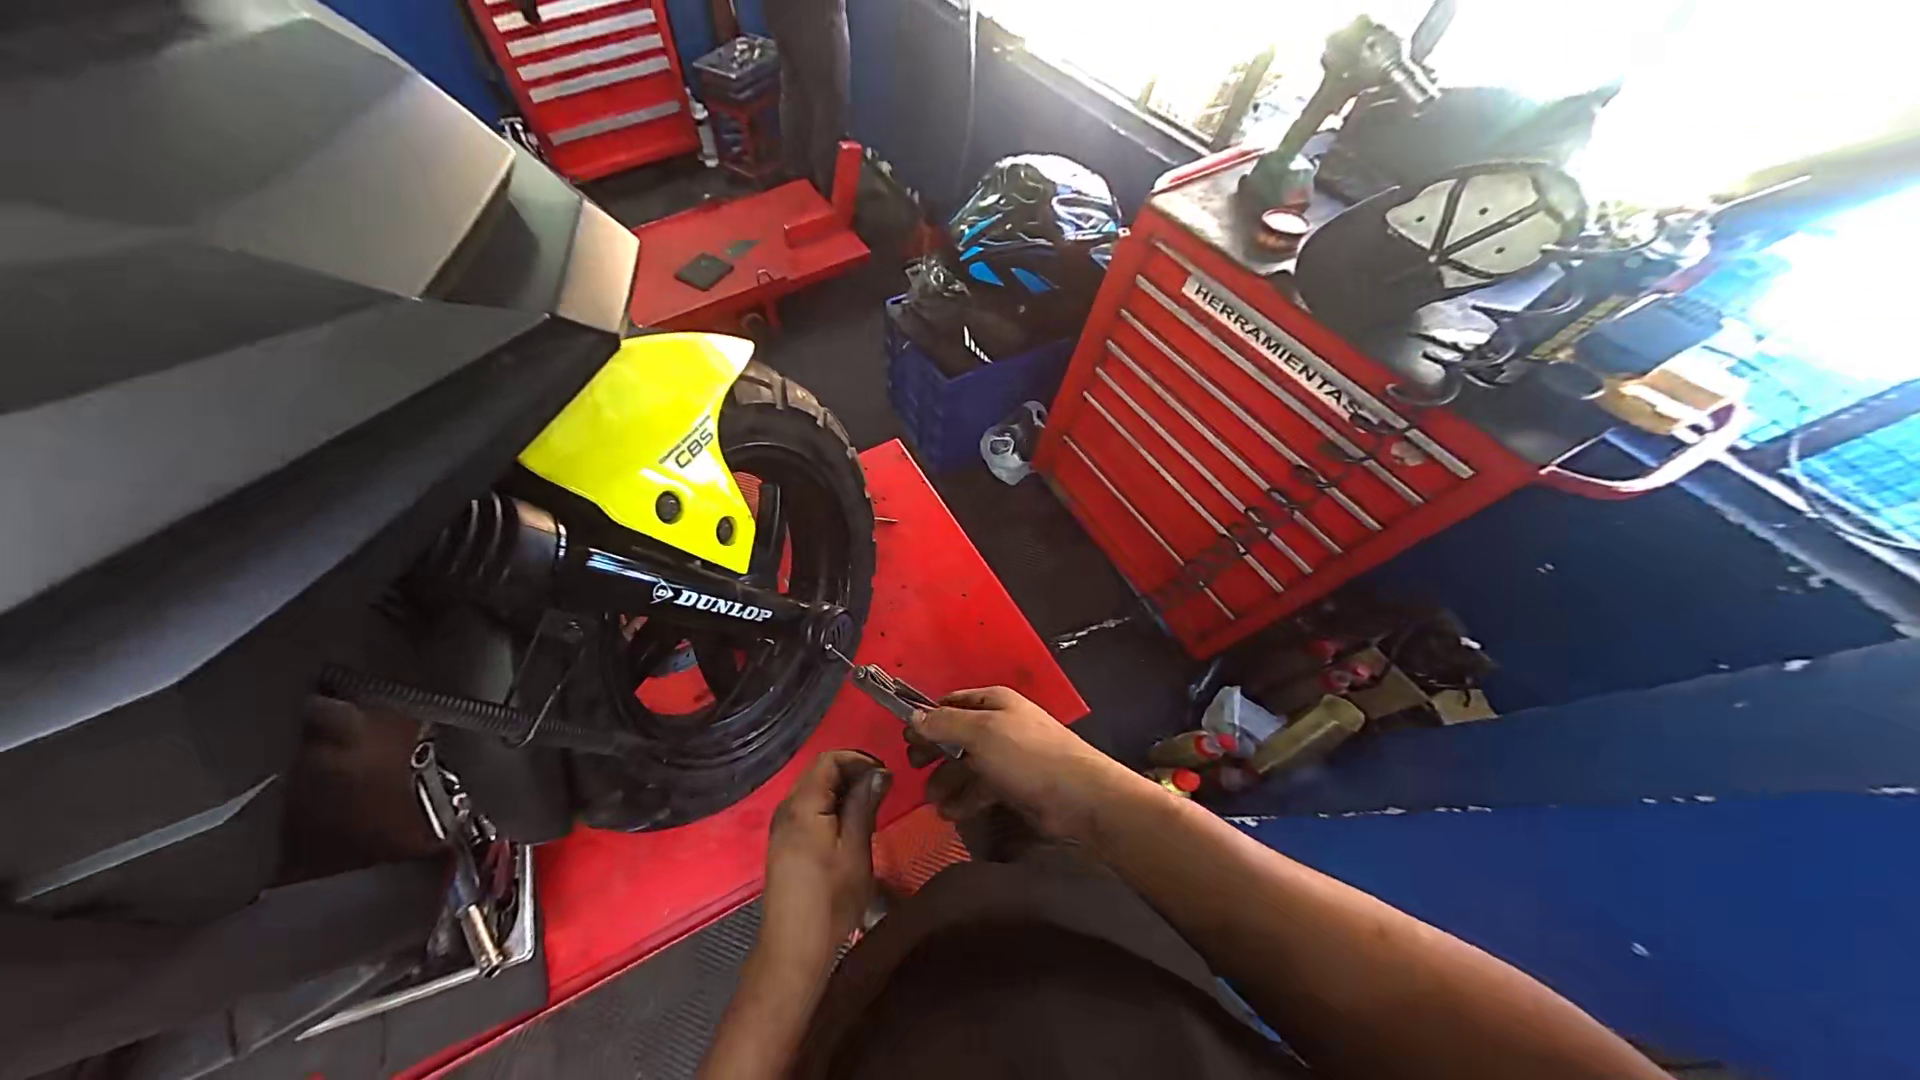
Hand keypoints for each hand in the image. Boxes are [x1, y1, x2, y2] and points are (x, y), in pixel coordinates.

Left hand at [762, 750, 891, 957]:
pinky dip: (832, 807)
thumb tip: (879, 772)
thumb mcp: (856, 849)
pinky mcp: (784, 843)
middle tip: (882, 791)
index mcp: (802, 805)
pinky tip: (850, 827)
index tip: (885, 776)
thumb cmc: (830, 900)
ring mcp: (782, 827)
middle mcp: (786, 809)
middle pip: (820, 772)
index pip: (829, 759)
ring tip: (871, 808)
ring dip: (844, 791)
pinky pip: (809, 809)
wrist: (793, 951)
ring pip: (815, 790)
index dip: (859, 759)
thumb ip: (864, 804)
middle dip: (853, 773)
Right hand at [913, 686, 1150, 842]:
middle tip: (914, 769)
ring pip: (966, 765)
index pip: (951, 703)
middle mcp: (999, 724)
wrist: (1078, 795)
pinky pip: (981, 788)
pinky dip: (965, 799)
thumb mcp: (981, 732)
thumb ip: (944, 723)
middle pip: (956, 735)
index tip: (906, 737)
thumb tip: (913, 716)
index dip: (927, 717)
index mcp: (993, 702)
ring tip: (934, 801)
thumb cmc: (1027, 755)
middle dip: (934, 752)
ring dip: (947, 781)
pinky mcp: (1013, 784)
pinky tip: (952, 814)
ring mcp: (1007, 755)